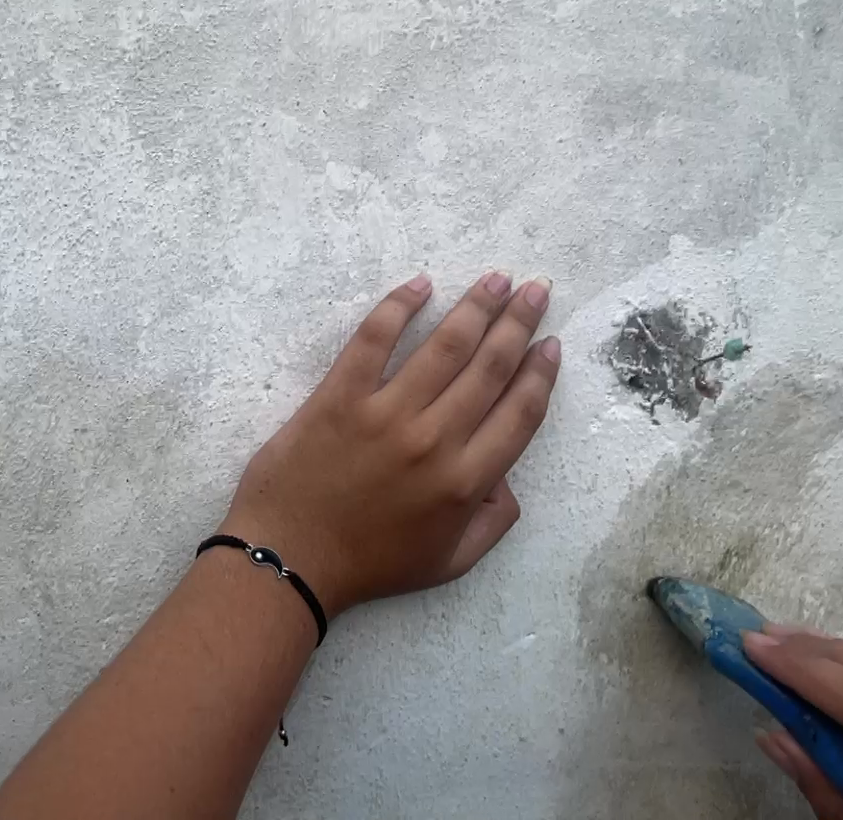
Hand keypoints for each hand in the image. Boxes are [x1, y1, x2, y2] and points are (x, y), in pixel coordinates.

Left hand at [218, 273, 561, 619]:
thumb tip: (507, 474)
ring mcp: (386, 412)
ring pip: (444, 347)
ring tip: (496, 279)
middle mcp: (435, 439)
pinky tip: (420, 284)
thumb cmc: (367, 563)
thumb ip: (493, 521)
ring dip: (475, 307)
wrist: (291, 556)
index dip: (540, 374)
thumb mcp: (448, 562)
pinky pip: (374, 339)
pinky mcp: (340, 395)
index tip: (551, 344)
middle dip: (518, 323)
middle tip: (535, 289)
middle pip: (489, 368)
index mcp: (466, 481)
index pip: (519, 413)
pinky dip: (399, 307)